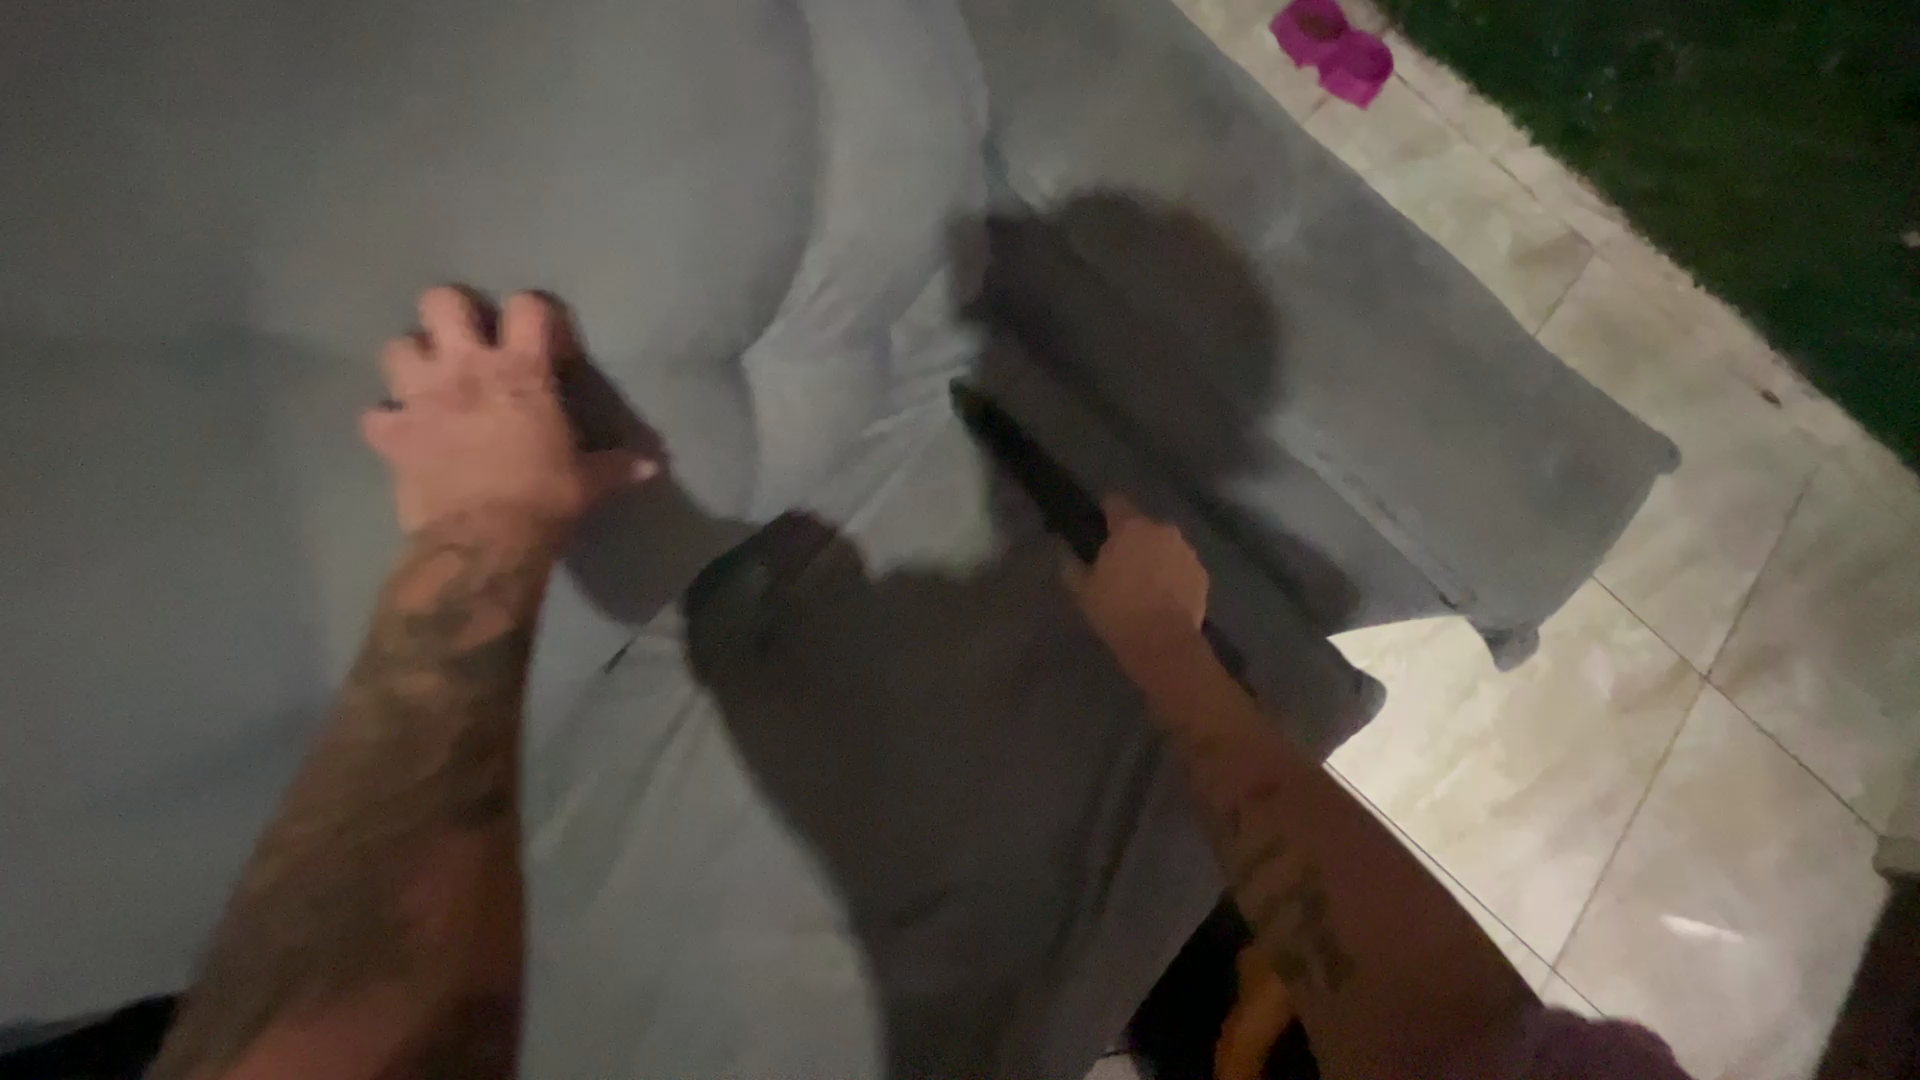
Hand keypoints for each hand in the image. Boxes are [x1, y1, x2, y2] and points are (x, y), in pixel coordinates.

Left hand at [362, 287, 657, 537]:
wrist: (486, 541)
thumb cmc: (547, 500)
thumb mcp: (592, 482)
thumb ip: (619, 465)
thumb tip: (654, 465)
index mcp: (522, 372)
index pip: (528, 307)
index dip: (537, 315)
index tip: (548, 344)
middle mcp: (465, 369)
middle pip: (441, 301)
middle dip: (455, 315)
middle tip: (473, 344)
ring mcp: (420, 398)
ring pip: (397, 346)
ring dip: (414, 360)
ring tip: (434, 383)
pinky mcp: (391, 434)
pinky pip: (377, 415)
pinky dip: (389, 421)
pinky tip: (405, 434)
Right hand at [1069, 495, 1208, 660]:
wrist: (1162, 643)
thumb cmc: (1117, 611)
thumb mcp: (1083, 591)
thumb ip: (1073, 567)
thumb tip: (1069, 557)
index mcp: (1130, 527)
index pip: (1115, 502)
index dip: (1105, 511)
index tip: (1099, 525)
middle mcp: (1162, 530)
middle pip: (1143, 527)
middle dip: (1132, 540)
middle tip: (1120, 565)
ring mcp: (1186, 551)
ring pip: (1165, 546)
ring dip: (1155, 557)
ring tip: (1144, 585)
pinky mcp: (1201, 574)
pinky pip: (1181, 567)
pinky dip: (1173, 576)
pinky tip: (1163, 597)